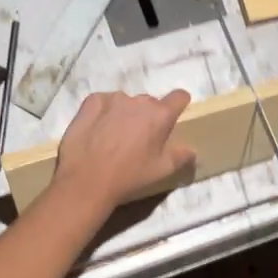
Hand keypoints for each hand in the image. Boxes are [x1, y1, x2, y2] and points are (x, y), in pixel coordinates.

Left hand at [49, 90, 195, 210]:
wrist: (87, 180)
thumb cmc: (129, 176)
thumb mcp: (162, 171)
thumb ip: (181, 156)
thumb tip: (190, 150)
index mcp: (160, 115)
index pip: (179, 96)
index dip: (178, 105)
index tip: (172, 117)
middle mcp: (139, 100)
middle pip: (150, 102)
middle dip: (147, 116)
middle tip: (138, 138)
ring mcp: (113, 98)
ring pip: (126, 102)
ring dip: (124, 114)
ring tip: (113, 137)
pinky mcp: (91, 101)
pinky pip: (103, 102)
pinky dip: (103, 112)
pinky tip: (97, 130)